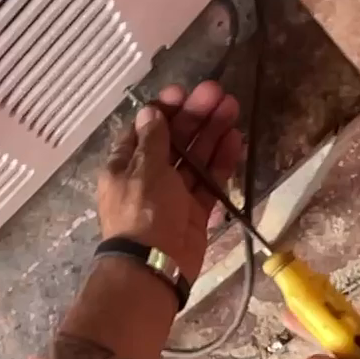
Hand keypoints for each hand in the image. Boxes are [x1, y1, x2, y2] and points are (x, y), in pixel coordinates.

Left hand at [96, 80, 244, 283]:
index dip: (164, 110)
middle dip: (195, 117)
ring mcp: (173, 197)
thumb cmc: (143, 212)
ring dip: (212, 134)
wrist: (154, 265)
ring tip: (232, 108)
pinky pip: (208, 183)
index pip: (145, 130)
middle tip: (217, 93)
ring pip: (194, 160)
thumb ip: (153, 140)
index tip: (183, 94)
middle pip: (173, 141)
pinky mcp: (194, 213)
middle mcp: (148, 179)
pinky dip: (220, 163)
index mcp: (125, 166)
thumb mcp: (144, 169)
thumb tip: (151, 112)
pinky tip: (234, 140)